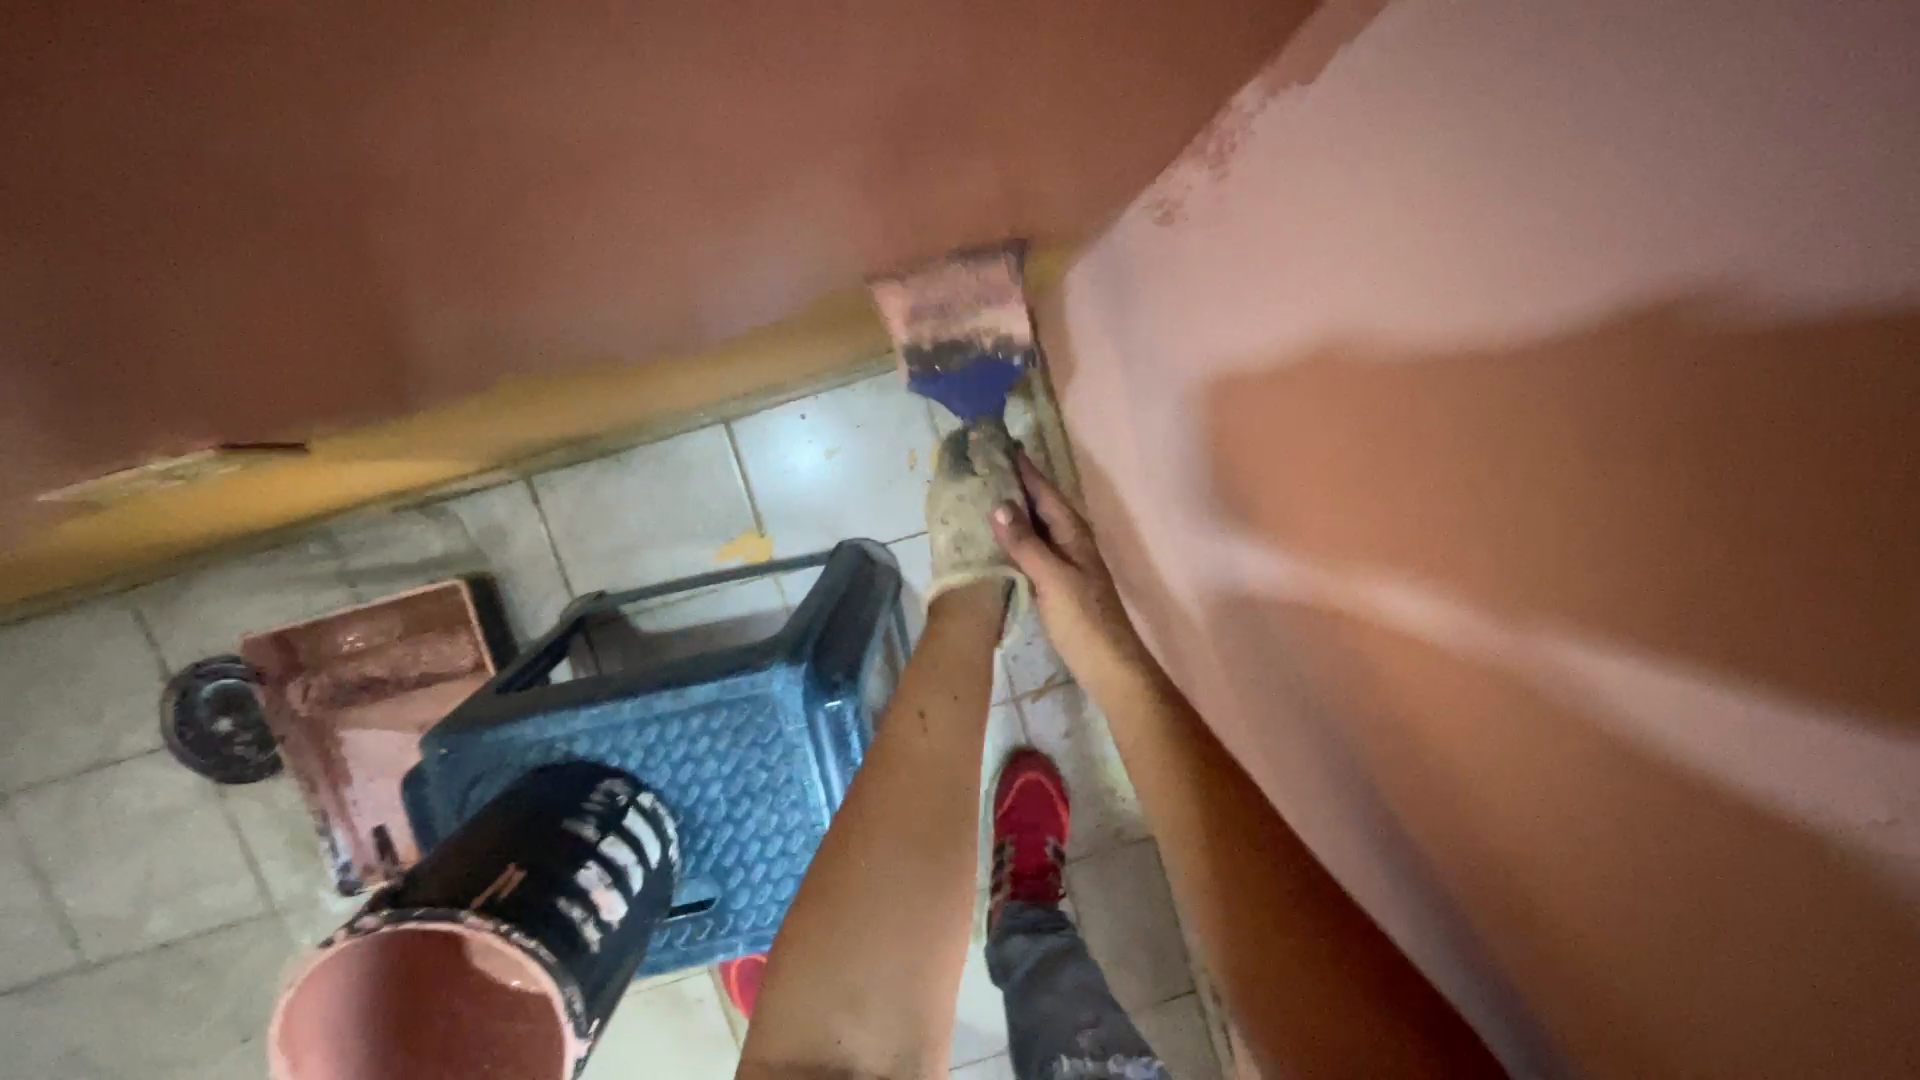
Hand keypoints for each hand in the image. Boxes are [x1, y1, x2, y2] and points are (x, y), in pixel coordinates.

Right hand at [991, 451, 1159, 698]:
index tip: (1001, 442)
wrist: (1108, 665)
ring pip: (1035, 527)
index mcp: (1073, 534)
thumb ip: (1026, 543)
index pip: (1044, 491)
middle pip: (1040, 505)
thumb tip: (998, 505)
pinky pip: (1031, 550)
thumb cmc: (1084, 619)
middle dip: (1016, 484)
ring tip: (982, 494)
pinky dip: (1013, 539)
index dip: (1025, 468)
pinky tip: (995, 541)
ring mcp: (1064, 563)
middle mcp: (1070, 542)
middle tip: (983, 464)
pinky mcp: (1056, 584)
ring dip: (1013, 511)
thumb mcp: (1053, 578)